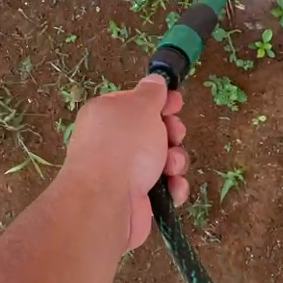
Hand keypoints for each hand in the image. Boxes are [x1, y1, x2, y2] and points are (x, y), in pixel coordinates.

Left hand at [60, 75, 188, 250]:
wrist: (106, 201)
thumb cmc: (123, 145)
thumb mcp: (141, 106)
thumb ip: (151, 92)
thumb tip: (155, 80)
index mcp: (107, 114)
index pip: (136, 102)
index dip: (159, 102)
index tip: (176, 103)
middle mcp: (113, 141)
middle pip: (154, 130)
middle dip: (172, 133)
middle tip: (175, 135)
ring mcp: (124, 171)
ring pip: (163, 159)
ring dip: (175, 161)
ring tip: (170, 167)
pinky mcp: (136, 198)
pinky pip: (163, 187)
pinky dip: (172, 187)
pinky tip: (172, 189)